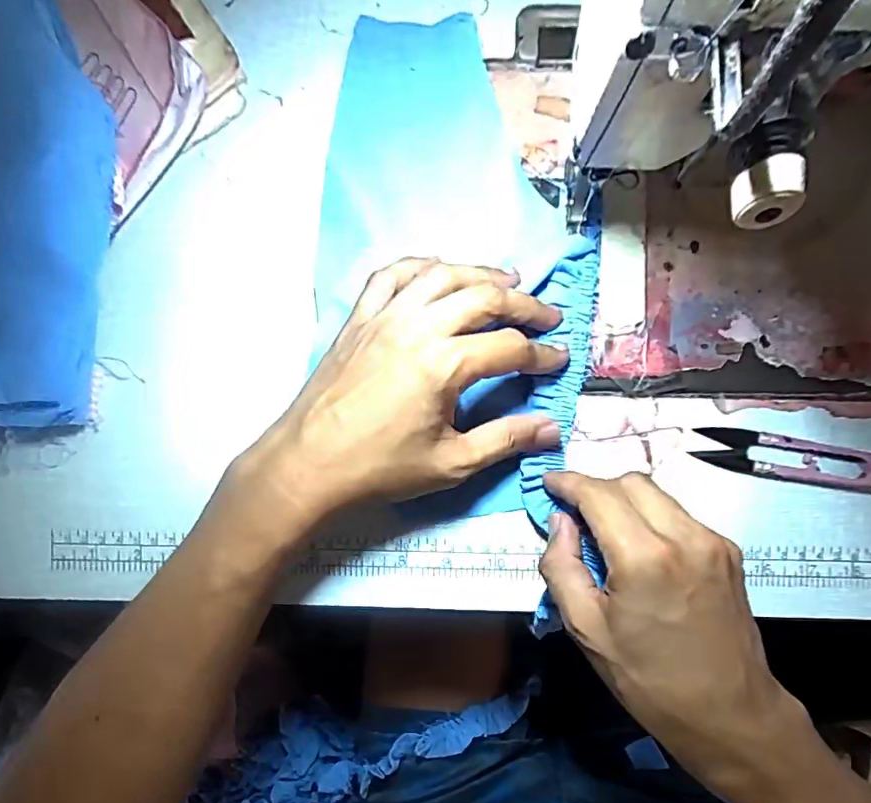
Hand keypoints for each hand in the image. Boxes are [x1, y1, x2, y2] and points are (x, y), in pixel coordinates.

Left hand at [225, 258, 567, 531]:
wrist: (308, 464)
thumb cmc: (381, 468)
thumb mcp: (452, 463)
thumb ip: (505, 440)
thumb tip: (551, 428)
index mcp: (444, 365)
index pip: (508, 348)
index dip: (542, 354)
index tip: (561, 359)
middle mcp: (417, 327)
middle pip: (483, 297)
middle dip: (524, 305)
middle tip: (549, 315)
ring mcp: (385, 316)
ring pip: (442, 275)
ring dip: (481, 274)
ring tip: (509, 281)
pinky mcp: (360, 318)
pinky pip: (393, 274)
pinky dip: (423, 266)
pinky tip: (440, 270)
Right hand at [537, 472, 827, 802]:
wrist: (727, 710)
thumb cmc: (649, 680)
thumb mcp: (588, 631)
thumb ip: (563, 568)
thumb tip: (560, 523)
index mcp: (645, 557)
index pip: (600, 494)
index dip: (569, 483)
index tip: (551, 484)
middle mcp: (685, 536)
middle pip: (633, 482)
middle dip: (598, 489)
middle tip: (576, 514)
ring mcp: (714, 541)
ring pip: (661, 496)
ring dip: (628, 502)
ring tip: (608, 535)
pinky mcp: (730, 552)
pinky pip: (682, 518)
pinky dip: (655, 521)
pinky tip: (645, 552)